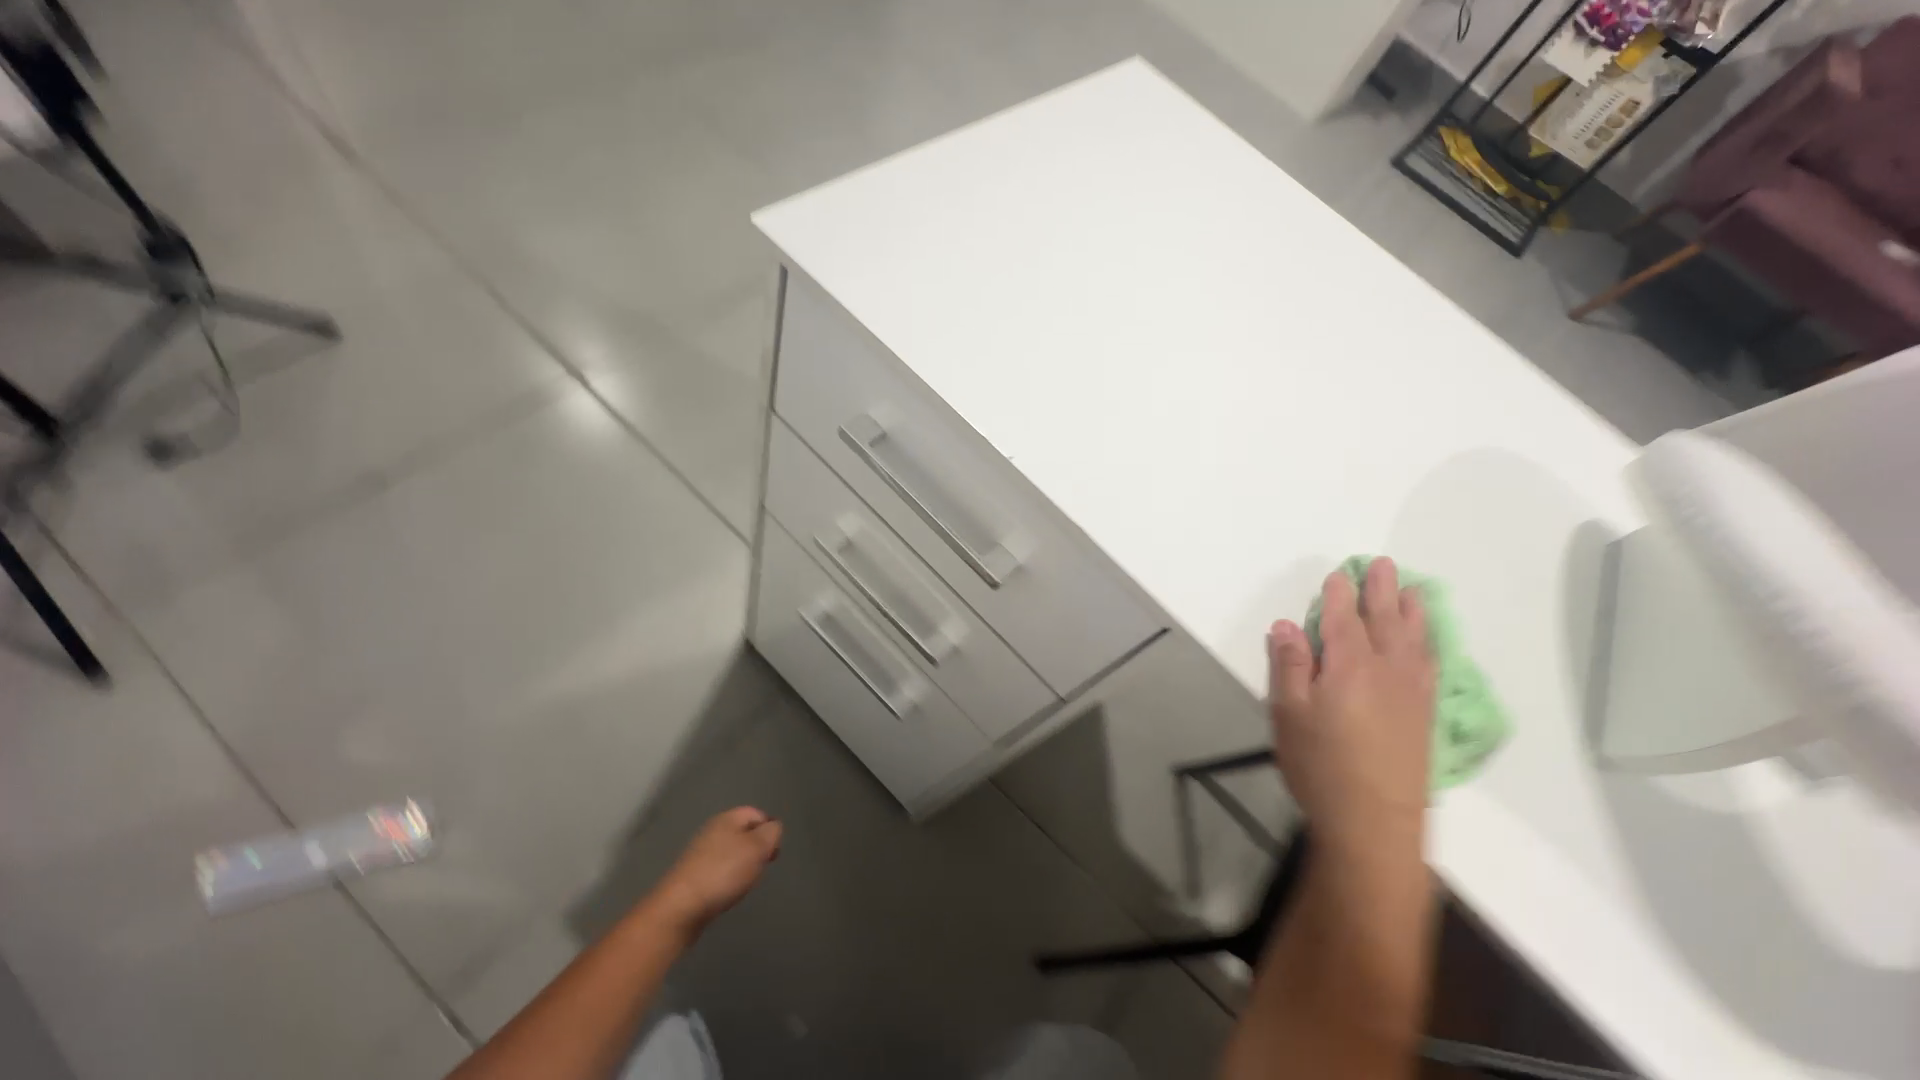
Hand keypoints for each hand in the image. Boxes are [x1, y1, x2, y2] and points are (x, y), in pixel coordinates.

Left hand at [646, 807, 783, 934]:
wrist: (681, 906)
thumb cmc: (724, 872)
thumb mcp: (757, 848)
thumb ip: (771, 832)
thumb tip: (773, 828)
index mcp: (727, 818)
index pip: (756, 813)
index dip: (770, 830)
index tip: (773, 854)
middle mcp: (712, 830)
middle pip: (744, 833)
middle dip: (757, 849)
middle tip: (761, 868)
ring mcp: (700, 852)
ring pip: (732, 852)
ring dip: (743, 865)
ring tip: (745, 882)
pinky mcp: (693, 873)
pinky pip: (720, 868)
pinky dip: (728, 877)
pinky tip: (728, 891)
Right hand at [1268, 558, 1435, 847]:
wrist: (1373, 819)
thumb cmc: (1320, 765)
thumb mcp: (1289, 713)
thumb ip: (1290, 665)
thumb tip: (1288, 625)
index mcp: (1349, 665)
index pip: (1344, 619)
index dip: (1340, 595)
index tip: (1339, 575)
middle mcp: (1386, 669)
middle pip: (1385, 620)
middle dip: (1381, 591)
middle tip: (1383, 565)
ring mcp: (1412, 691)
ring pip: (1414, 638)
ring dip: (1412, 610)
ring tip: (1413, 590)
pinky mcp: (1426, 713)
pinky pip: (1431, 663)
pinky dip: (1429, 643)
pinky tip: (1426, 642)